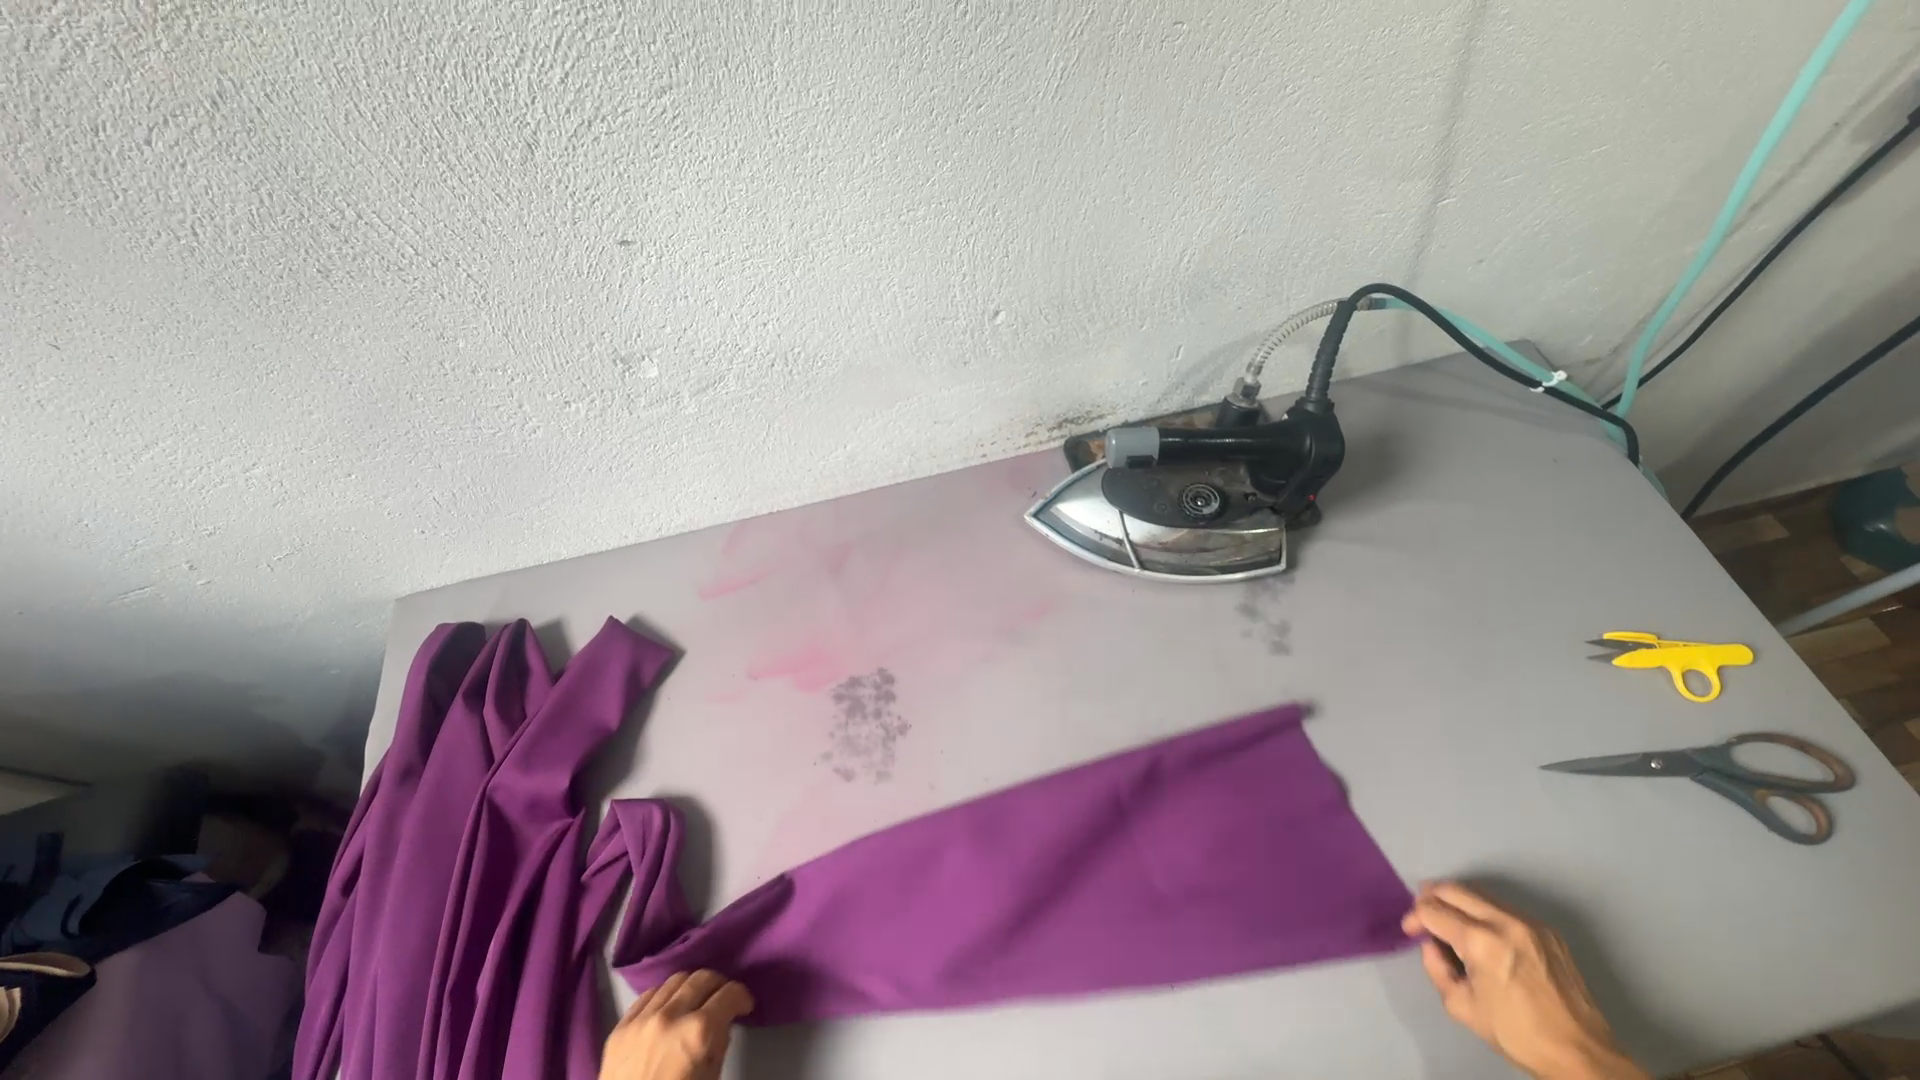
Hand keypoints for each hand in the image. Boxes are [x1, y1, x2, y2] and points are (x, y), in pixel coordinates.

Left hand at [599, 970, 753, 1079]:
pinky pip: (648, 995)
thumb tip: (721, 1022)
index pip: (730, 994)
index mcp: (698, 1032)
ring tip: (694, 1001)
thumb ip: (720, 1044)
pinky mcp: (620, 1027)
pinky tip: (668, 1009)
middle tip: (722, 1000)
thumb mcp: (710, 1078)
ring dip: (691, 986)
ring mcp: (642, 1019)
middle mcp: (671, 1016)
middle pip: (703, 978)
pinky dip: (664, 996)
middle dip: (719, 985)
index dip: (742, 997)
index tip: (744, 1006)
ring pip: (675, 980)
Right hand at [1401, 882, 1647, 1079]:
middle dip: (1430, 898)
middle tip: (1423, 917)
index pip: (1432, 910)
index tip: (1411, 932)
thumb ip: (1436, 968)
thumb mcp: (1461, 1006)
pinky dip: (1482, 913)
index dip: (1414, 917)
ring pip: (1479, 894)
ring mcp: (1530, 923)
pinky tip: (1482, 935)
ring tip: (1450, 923)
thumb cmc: (1517, 1034)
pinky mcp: (1548, 931)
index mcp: (1480, 941)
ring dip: (1456, 902)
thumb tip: (1432, 946)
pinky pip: (1503, 908)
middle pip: (1453, 889)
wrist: (1581, 1054)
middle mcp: (1504, 922)